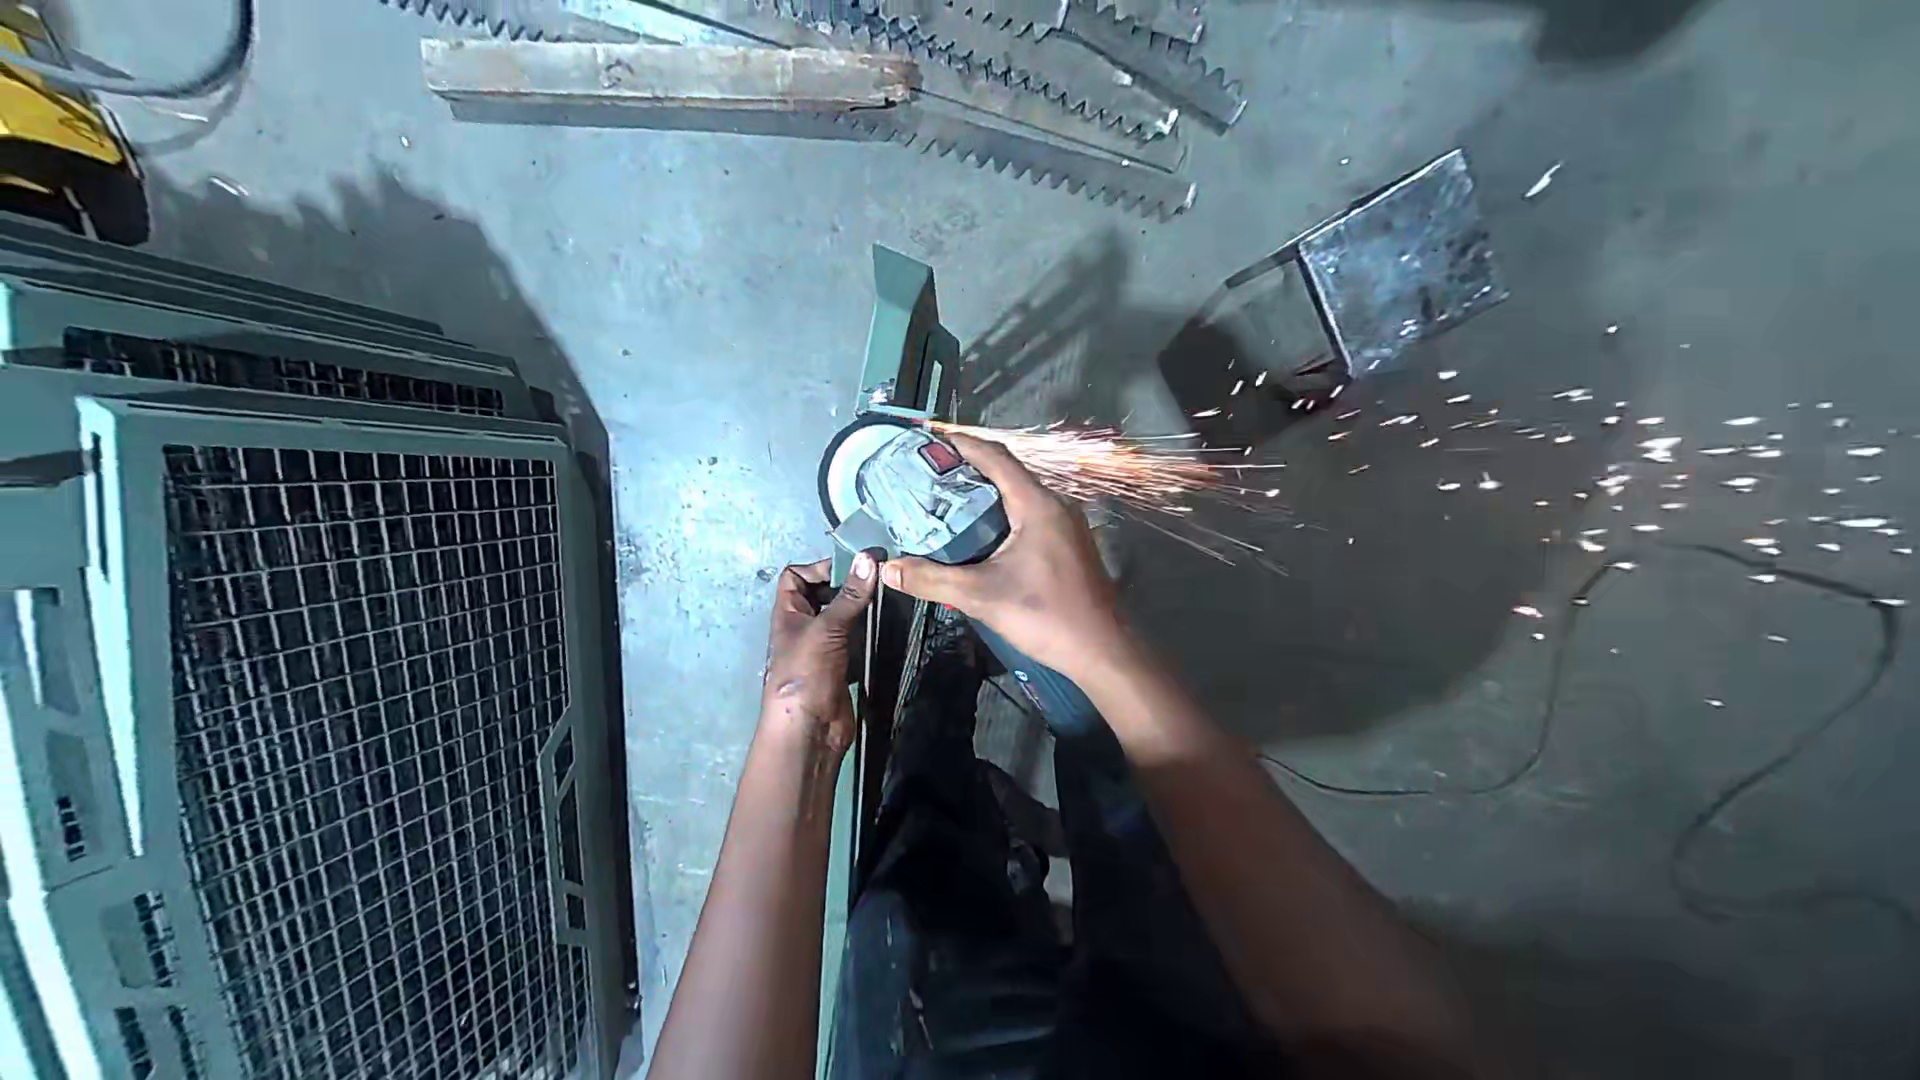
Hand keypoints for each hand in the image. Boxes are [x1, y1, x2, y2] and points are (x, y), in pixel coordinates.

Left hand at [762, 553, 877, 751]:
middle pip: (821, 594)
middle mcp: (804, 626)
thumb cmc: (807, 673)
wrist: (809, 729)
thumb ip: (850, 595)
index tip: (852, 566)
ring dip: (860, 607)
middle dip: (845, 584)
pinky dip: (868, 630)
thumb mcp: (827, 629)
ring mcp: (823, 646)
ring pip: (841, 616)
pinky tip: (887, 624)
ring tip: (887, 595)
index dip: (818, 567)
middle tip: (877, 577)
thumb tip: (869, 558)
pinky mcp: (841, 664)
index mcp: (788, 613)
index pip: (795, 577)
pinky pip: (854, 639)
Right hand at [880, 432, 1125, 682]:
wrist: (1102, 649)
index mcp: (1037, 505)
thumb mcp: (980, 596)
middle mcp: (1056, 505)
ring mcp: (1067, 525)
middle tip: (930, 476)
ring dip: (986, 494)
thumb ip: (932, 579)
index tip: (932, 440)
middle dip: (968, 470)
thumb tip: (889, 569)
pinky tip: (981, 535)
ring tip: (948, 502)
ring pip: (1020, 496)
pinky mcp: (1070, 544)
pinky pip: (1031, 516)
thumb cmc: (1045, 615)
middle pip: (1008, 474)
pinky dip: (1002, 515)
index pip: (996, 458)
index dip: (963, 444)